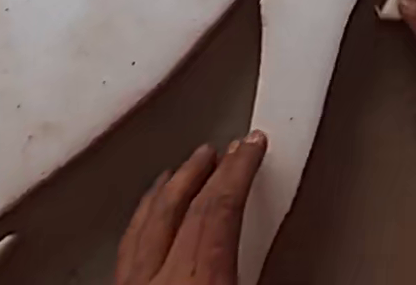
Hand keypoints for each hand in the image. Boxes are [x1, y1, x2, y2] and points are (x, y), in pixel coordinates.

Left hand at [115, 132, 268, 284]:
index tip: (252, 144)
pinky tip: (148, 216)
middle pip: (180, 205)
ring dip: (170, 188)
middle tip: (225, 149)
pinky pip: (127, 247)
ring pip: (147, 221)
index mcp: (197, 281)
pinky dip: (142, 220)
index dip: (239, 170)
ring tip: (182, 169)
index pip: (220, 207)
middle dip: (206, 171)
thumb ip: (268, 268)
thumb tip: (288, 240)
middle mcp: (156, 280)